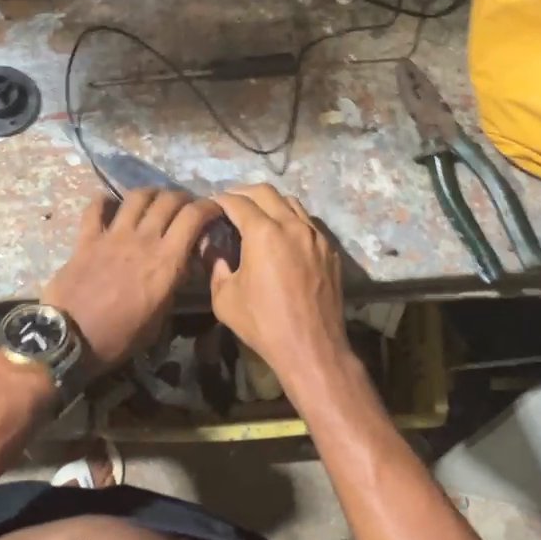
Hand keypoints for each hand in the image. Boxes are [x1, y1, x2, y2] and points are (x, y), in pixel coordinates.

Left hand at [41, 188, 220, 370]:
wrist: (70, 339)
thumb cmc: (119, 338)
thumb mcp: (158, 320)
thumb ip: (171, 287)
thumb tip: (178, 267)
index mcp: (166, 261)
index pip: (193, 217)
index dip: (208, 207)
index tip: (214, 209)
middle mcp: (143, 240)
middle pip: (168, 200)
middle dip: (182, 197)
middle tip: (185, 206)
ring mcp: (112, 235)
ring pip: (137, 197)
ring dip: (151, 194)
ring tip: (155, 200)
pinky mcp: (86, 238)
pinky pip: (95, 208)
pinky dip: (104, 200)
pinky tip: (110, 203)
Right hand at [209, 184, 348, 388]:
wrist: (311, 347)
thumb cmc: (263, 323)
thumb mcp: (224, 297)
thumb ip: (215, 266)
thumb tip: (212, 248)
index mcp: (263, 233)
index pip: (238, 202)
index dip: (221, 199)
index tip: (212, 204)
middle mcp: (292, 225)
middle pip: (266, 192)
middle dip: (244, 192)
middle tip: (231, 202)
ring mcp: (315, 236)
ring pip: (291, 203)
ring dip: (270, 203)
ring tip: (257, 215)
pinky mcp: (329, 250)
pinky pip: (307, 223)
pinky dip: (290, 220)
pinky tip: (282, 236)